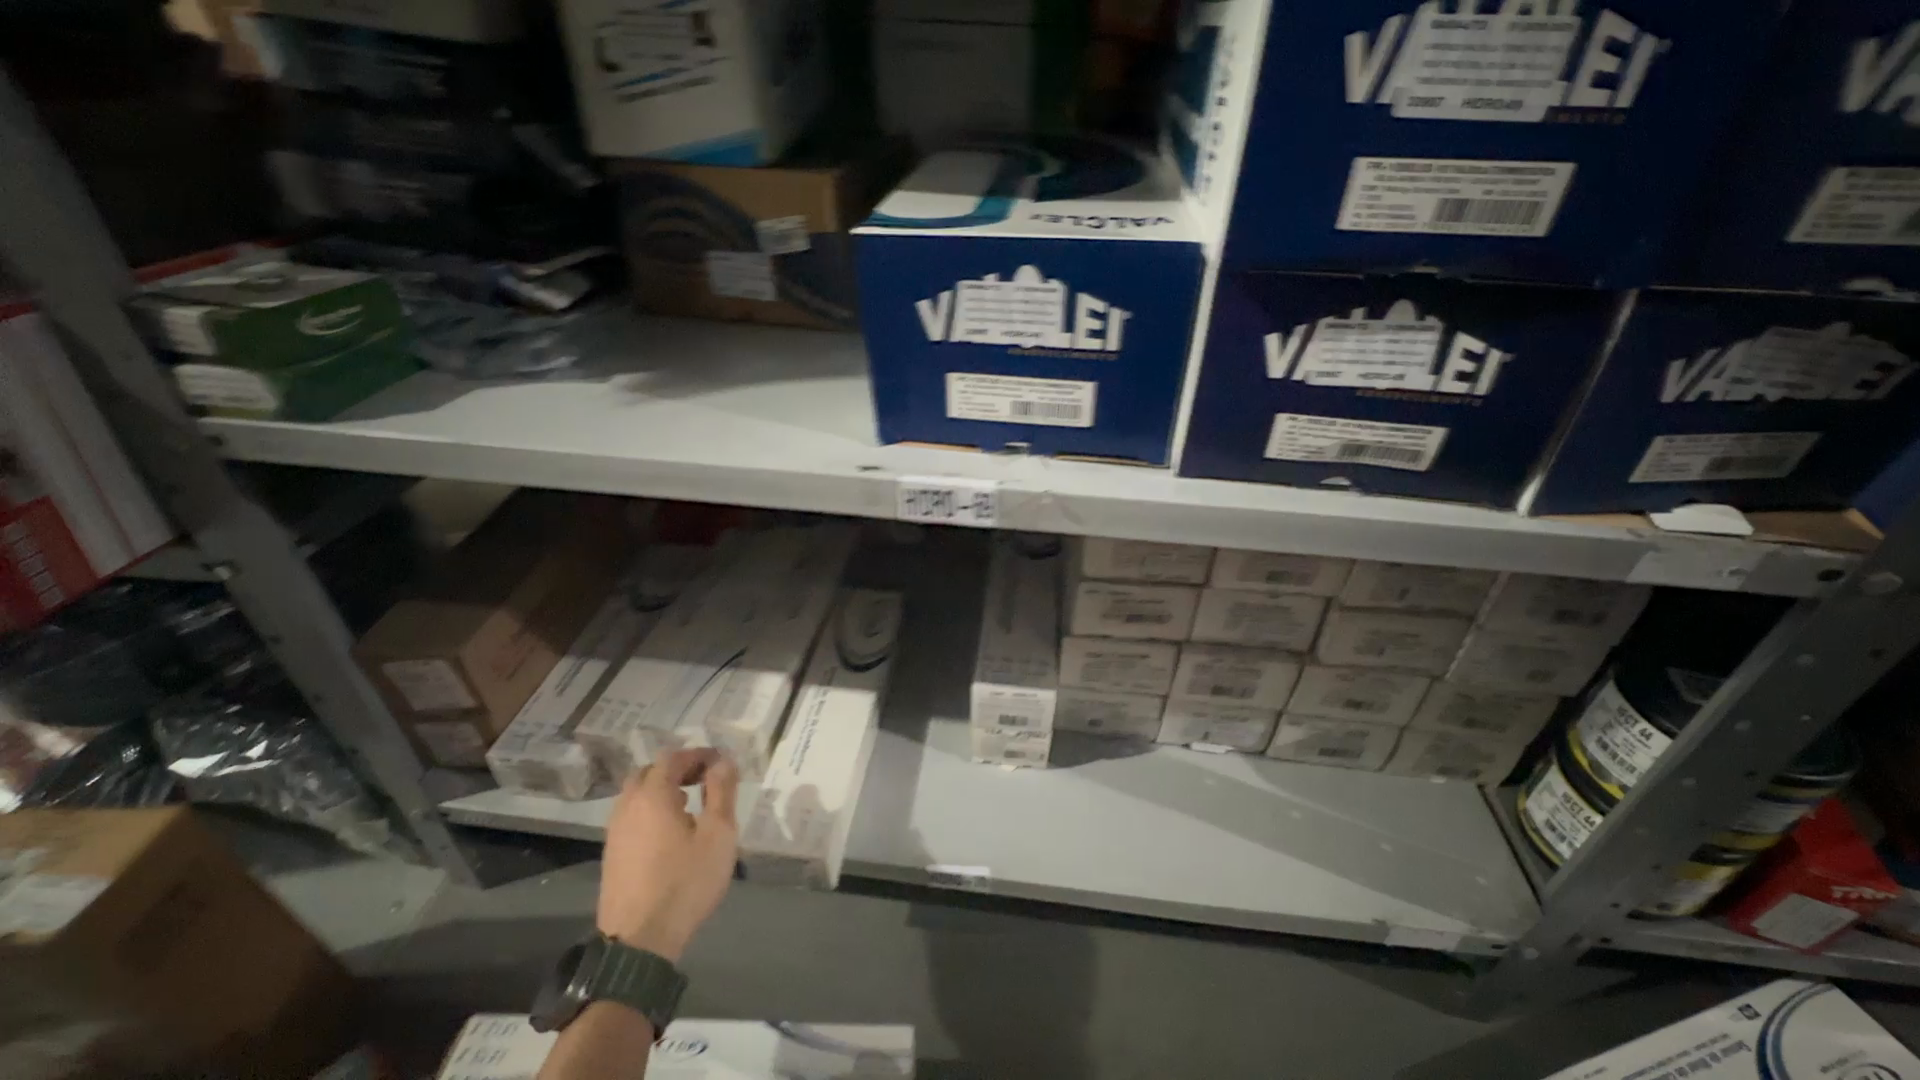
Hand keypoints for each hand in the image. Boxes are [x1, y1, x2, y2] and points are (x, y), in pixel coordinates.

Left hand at [597, 748, 738, 963]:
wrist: (640, 939)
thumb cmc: (685, 882)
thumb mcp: (717, 835)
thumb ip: (721, 792)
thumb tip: (723, 761)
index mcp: (652, 795)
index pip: (672, 758)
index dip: (697, 755)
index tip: (720, 763)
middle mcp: (627, 806)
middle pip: (649, 772)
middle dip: (677, 769)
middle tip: (704, 780)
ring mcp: (615, 831)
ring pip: (637, 795)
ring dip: (663, 791)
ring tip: (691, 806)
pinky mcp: (612, 853)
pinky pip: (632, 816)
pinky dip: (651, 811)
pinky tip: (671, 833)